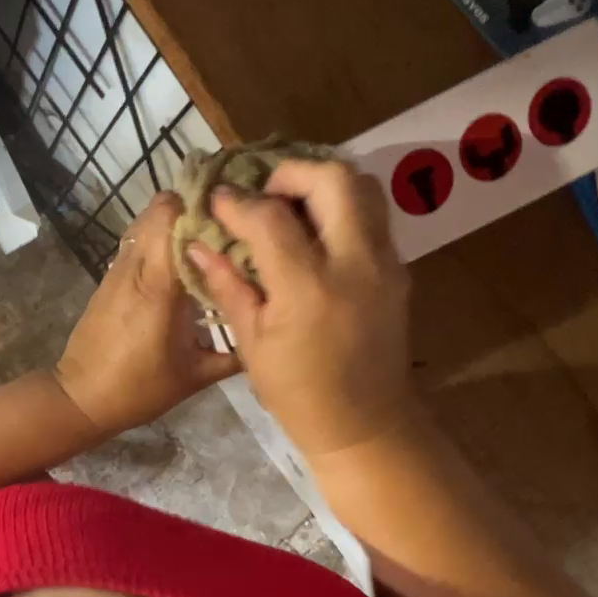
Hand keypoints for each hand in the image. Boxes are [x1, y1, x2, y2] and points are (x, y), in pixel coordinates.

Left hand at [54, 192, 241, 434]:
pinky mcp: (109, 278)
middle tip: (225, 227)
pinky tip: (179, 264)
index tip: (238, 217)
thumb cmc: (139, 389)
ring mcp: (118, 269)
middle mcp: (136, 267)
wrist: (82, 398)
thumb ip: (235, 352)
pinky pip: (137, 242)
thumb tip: (269, 329)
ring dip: (176, 223)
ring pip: (147, 221)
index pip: (177, 216)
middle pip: (163, 207)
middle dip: (195, 209)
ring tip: (205, 243)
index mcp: (158, 286)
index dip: (208, 207)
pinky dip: (159, 241)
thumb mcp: (194, 375)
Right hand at [186, 159, 417, 456]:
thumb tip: (198, 246)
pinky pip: (372, 216)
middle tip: (263, 192)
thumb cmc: (297, 393)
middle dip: (290, 173)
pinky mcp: (399, 268)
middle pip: (332, 178)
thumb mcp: (252, 344)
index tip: (217, 200)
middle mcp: (354, 263)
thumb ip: (229, 286)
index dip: (238, 202)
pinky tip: (314, 233)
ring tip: (291, 205)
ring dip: (322, 184)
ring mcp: (385, 262)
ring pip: (363, 187)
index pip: (270, 217)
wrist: (365, 423)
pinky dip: (341, 208)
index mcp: (308, 288)